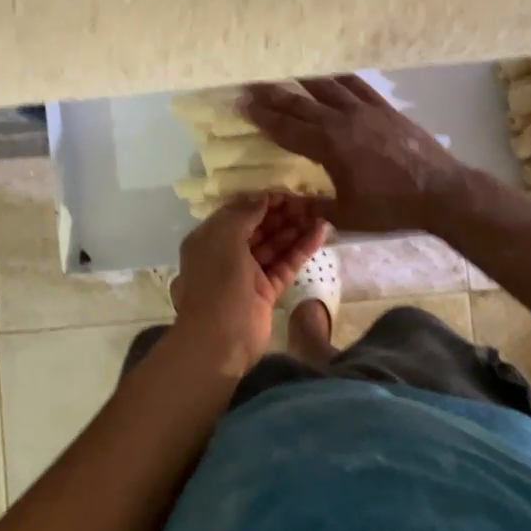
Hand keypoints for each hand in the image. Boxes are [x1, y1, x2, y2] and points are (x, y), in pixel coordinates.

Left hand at [170, 194, 328, 373]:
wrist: (220, 339)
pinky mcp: (266, 291)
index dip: (262, 201)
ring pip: (275, 245)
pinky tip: (321, 233)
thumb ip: (245, 214)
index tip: (289, 191)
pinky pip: (286, 264)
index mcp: (209, 238)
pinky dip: (302, 249)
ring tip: (321, 213)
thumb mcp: (225, 238)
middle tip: (310, 201)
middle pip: (258, 227)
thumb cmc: (218, 281)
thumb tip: (262, 197)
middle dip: (282, 213)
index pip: (238, 212)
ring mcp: (248, 274)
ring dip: (296, 229)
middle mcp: (227, 253)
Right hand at [241, 75, 468, 232]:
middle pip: (300, 103)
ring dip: (301, 80)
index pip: (287, 128)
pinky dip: (337, 78)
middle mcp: (342, 120)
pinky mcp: (384, 108)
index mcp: (329, 146)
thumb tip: (285, 203)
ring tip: (284, 72)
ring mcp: (365, 110)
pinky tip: (328, 75)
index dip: (263, 117)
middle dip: (273, 94)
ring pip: (326, 87)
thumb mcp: (347, 215)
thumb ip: (314, 207)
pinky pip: (356, 85)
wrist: (440, 191)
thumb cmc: (391, 207)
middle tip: (251, 85)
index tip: (243, 105)